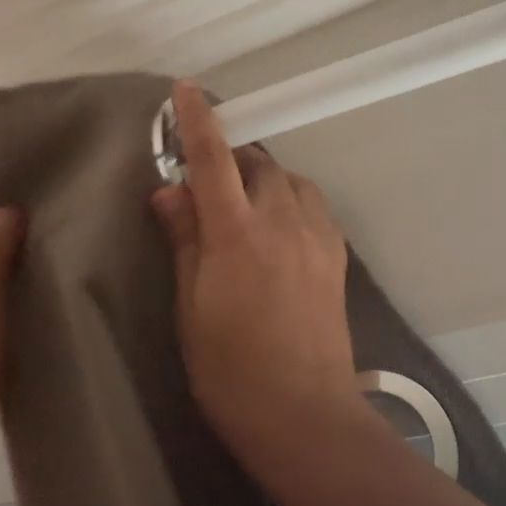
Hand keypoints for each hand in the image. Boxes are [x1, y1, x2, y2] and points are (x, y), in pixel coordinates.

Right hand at [151, 80, 361, 463]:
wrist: (304, 416)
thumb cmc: (231, 370)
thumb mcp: (191, 307)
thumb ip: (184, 240)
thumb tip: (168, 191)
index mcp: (237, 233)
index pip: (213, 159)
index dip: (197, 120)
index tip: (186, 90)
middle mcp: (283, 221)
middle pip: (257, 162)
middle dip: (230, 158)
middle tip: (205, 183)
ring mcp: (318, 237)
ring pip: (289, 180)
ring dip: (262, 178)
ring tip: (242, 205)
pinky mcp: (337, 257)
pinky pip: (312, 206)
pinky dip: (289, 201)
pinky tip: (277, 229)